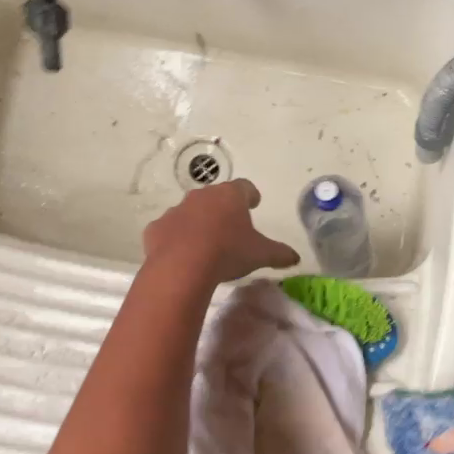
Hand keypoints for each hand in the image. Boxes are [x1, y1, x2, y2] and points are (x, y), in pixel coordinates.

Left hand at [142, 180, 299, 283]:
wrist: (181, 266)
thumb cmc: (228, 252)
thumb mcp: (261, 255)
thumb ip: (280, 253)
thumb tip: (295, 257)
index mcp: (229, 196)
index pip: (244, 187)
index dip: (250, 195)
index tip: (254, 203)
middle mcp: (202, 196)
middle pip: (216, 197)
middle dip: (223, 209)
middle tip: (231, 226)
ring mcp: (176, 210)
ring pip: (191, 212)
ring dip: (199, 223)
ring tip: (207, 244)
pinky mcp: (157, 228)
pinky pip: (171, 230)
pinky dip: (177, 238)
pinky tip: (183, 254)